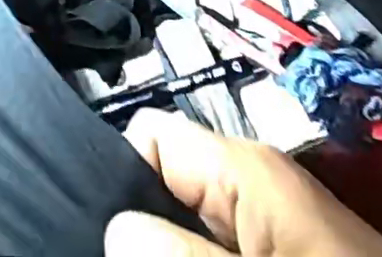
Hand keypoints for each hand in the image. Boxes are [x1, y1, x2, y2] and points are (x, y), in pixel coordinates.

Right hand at [106, 110, 381, 256]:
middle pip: (163, 187)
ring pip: (191, 233)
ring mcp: (279, 236)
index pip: (148, 136)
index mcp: (248, 170)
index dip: (118, 178)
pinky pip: (224, 252)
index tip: (101, 232)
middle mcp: (259, 192)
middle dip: (144, 230)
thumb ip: (182, 249)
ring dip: (170, 252)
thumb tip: (116, 227)